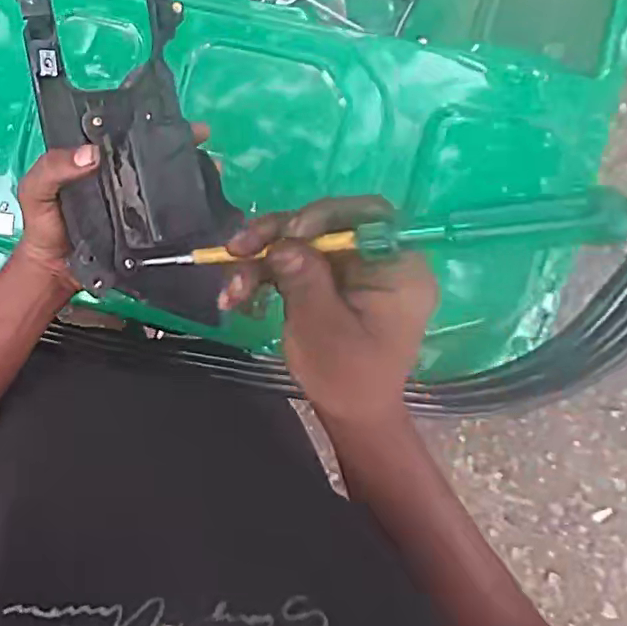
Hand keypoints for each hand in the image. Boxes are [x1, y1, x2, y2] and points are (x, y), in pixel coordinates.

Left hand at [7, 124, 211, 297]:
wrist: (55, 270)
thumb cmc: (42, 223)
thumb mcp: (35, 188)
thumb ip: (51, 167)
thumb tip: (90, 154)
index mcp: (91, 158)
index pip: (119, 132)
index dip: (142, 120)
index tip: (167, 115)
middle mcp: (116, 174)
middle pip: (149, 151)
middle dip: (177, 141)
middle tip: (199, 135)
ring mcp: (132, 200)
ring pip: (164, 178)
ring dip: (188, 169)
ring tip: (209, 163)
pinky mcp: (142, 226)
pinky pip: (166, 211)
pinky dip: (187, 203)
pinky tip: (204, 197)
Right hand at [218, 197, 438, 427]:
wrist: (347, 411)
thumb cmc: (347, 374)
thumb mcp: (323, 327)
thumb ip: (305, 279)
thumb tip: (283, 244)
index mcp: (395, 268)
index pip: (368, 216)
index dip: (326, 214)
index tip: (290, 233)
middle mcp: (372, 259)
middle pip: (322, 224)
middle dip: (276, 234)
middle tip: (237, 250)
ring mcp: (344, 268)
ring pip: (296, 240)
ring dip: (257, 259)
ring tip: (230, 289)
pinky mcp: (321, 278)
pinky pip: (287, 261)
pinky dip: (259, 275)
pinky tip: (234, 297)